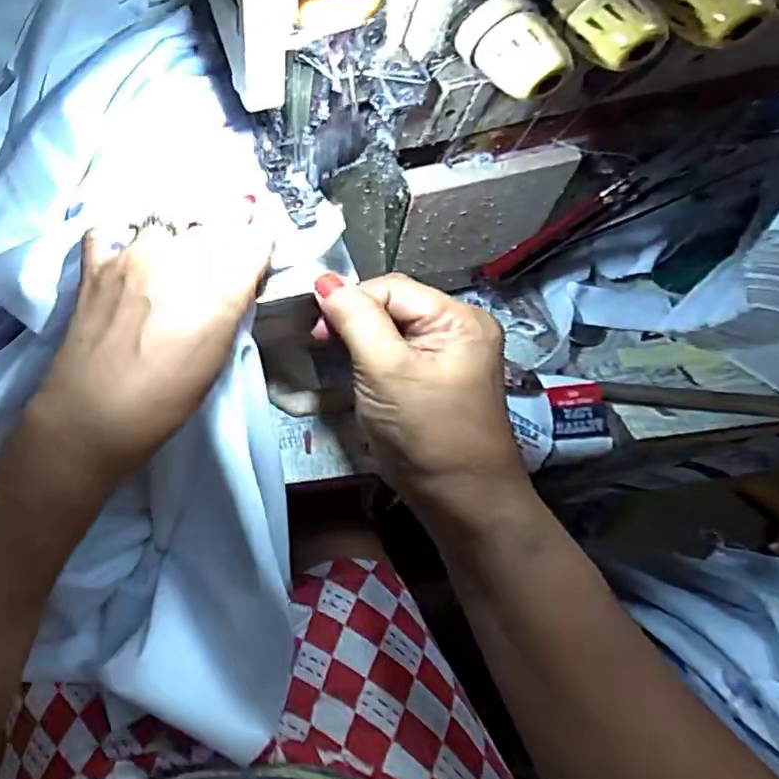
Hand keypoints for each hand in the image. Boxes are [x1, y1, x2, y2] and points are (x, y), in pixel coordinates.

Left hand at [29, 213, 270, 484]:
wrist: (91, 416)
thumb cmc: (163, 403)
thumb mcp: (215, 359)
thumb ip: (227, 310)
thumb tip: (231, 284)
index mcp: (218, 290)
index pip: (254, 240)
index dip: (257, 243)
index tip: (253, 253)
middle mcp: (179, 261)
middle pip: (212, 226)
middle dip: (219, 239)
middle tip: (210, 266)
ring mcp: (132, 257)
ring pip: (164, 224)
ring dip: (170, 239)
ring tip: (165, 264)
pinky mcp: (95, 263)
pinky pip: (110, 230)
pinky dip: (119, 238)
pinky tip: (122, 255)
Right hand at [314, 273, 534, 528]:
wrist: (459, 499)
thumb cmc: (426, 433)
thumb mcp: (386, 370)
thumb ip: (355, 320)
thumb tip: (323, 279)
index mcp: (458, 318)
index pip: (390, 289)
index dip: (350, 303)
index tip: (319, 333)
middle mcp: (457, 328)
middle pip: (390, 304)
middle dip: (352, 321)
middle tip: (324, 345)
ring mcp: (447, 354)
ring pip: (388, 328)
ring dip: (358, 340)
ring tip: (339, 361)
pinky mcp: (432, 376)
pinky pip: (394, 350)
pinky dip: (370, 357)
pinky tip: (358, 372)